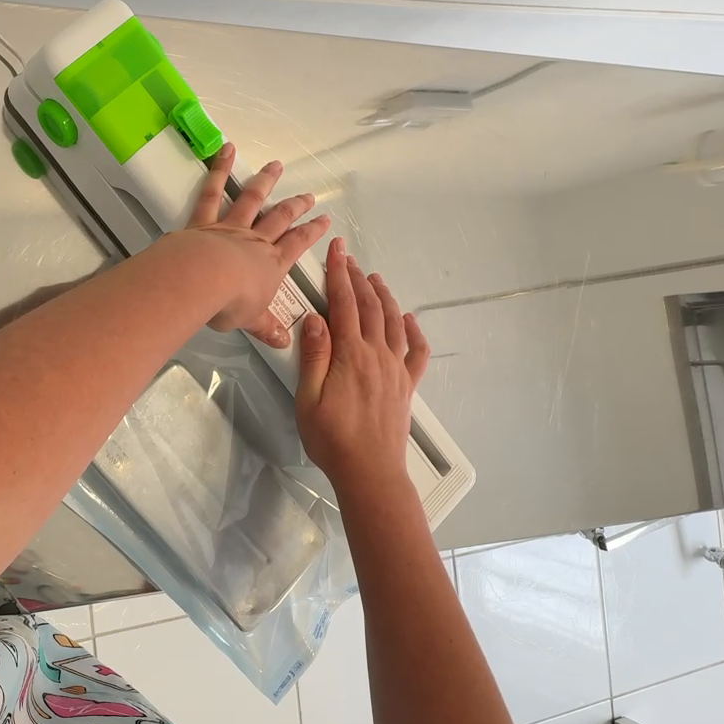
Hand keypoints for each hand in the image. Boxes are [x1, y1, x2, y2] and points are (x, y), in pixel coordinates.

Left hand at [177, 143, 329, 347]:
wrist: (202, 280)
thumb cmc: (229, 303)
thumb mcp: (251, 320)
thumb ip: (266, 328)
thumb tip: (283, 342)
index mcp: (272, 265)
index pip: (297, 246)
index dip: (312, 232)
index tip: (324, 220)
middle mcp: (256, 241)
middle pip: (280, 219)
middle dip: (296, 206)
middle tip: (308, 195)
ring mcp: (231, 228)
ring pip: (252, 200)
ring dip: (266, 181)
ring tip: (276, 166)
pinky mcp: (204, 221)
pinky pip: (213, 192)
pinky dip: (220, 169)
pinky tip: (226, 150)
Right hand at [296, 237, 429, 483]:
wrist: (370, 471)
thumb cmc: (331, 439)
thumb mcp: (308, 399)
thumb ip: (314, 357)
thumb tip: (316, 319)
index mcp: (350, 355)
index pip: (344, 305)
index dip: (339, 275)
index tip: (336, 251)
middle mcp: (377, 355)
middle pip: (370, 307)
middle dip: (358, 278)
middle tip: (349, 258)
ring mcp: (395, 369)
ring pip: (393, 322)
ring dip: (383, 296)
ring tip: (374, 278)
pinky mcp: (406, 385)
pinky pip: (415, 351)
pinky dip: (414, 331)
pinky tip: (409, 320)